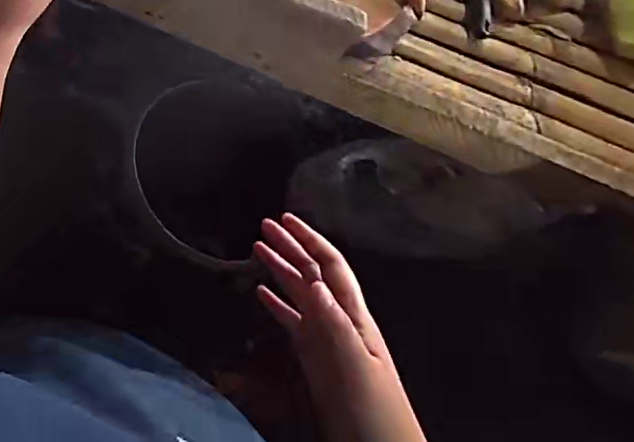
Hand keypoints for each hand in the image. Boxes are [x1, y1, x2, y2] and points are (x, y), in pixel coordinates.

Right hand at [256, 213, 425, 441]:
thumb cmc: (376, 414)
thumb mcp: (357, 369)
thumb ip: (336, 325)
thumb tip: (314, 281)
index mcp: (354, 317)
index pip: (330, 266)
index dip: (309, 239)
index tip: (285, 219)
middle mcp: (338, 321)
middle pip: (312, 273)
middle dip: (290, 247)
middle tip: (263, 225)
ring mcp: (326, 339)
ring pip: (299, 293)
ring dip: (280, 269)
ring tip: (257, 249)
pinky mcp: (315, 359)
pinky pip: (292, 322)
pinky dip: (276, 305)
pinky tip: (261, 294)